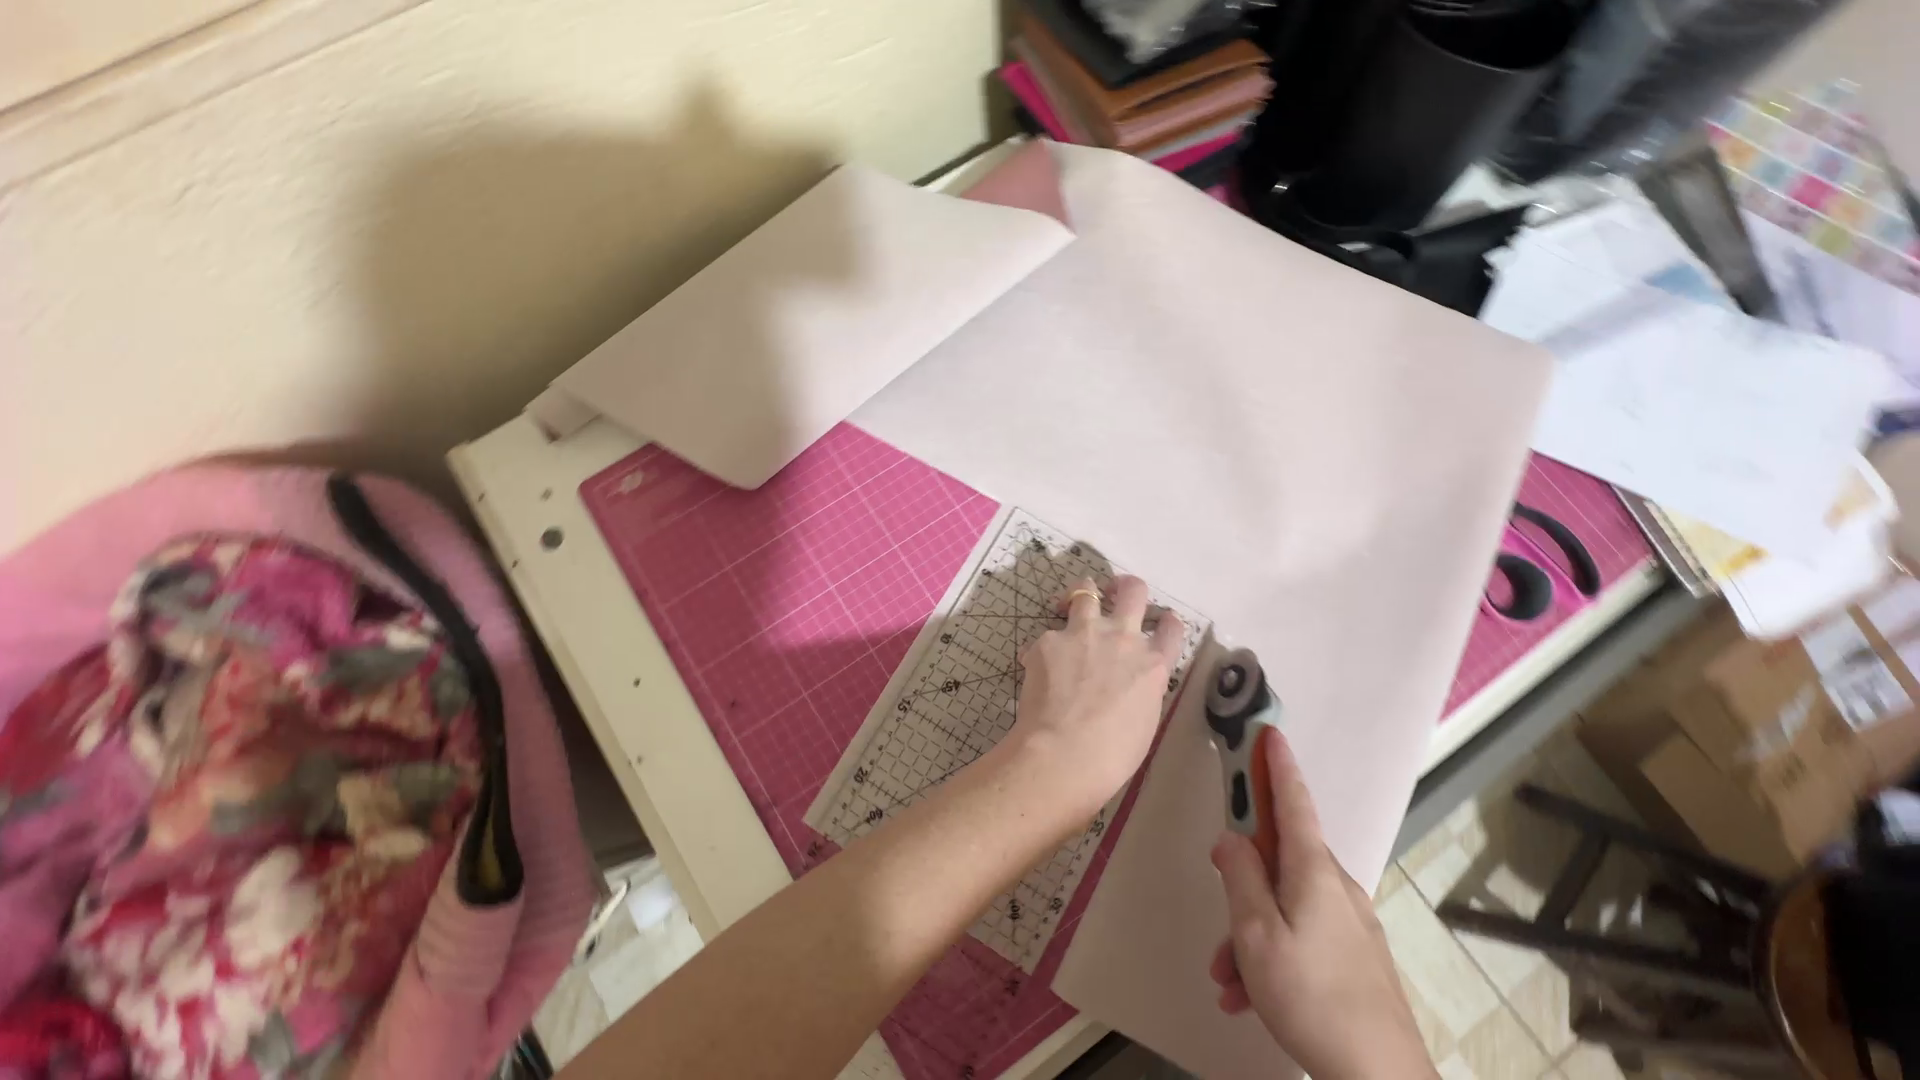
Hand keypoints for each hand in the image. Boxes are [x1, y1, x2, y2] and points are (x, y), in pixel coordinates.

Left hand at [1004, 575, 1184, 823]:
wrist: (1064, 753)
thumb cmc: (1112, 753)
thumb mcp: (1144, 720)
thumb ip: (1142, 690)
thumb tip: (1130, 684)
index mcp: (1153, 664)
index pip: (1172, 627)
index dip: (1167, 622)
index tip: (1161, 622)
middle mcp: (1122, 638)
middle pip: (1134, 590)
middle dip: (1126, 587)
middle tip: (1116, 592)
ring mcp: (1084, 633)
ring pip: (1086, 590)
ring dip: (1081, 593)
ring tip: (1069, 603)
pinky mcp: (1048, 640)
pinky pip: (1047, 635)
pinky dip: (1044, 648)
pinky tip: (1037, 668)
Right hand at [1208, 731, 1436, 1079]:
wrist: (1381, 1076)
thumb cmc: (1310, 995)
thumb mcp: (1256, 934)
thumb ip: (1240, 878)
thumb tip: (1231, 838)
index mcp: (1313, 872)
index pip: (1292, 803)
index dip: (1278, 767)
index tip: (1271, 733)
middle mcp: (1337, 889)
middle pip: (1278, 867)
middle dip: (1241, 894)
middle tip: (1218, 946)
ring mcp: (1351, 925)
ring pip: (1284, 910)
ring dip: (1250, 939)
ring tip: (1230, 986)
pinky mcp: (1357, 959)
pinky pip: (1302, 939)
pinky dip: (1272, 959)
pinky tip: (1252, 1000)